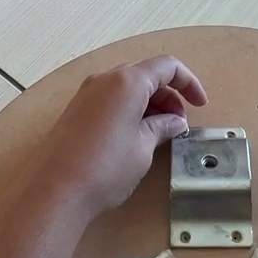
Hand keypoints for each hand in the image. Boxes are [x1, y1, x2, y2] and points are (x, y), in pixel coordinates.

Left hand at [31, 55, 208, 217]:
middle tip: (179, 124)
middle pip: (146, 74)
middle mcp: (106, 79)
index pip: (166, 66)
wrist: (57, 192)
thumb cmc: (107, 167)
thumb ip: (162, 127)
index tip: (200, 105)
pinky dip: (130, 108)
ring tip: (160, 131)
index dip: (188, 82)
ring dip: (149, 102)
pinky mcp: (76, 110)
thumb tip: (175, 122)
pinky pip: (110, 98)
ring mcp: (87, 93)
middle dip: (168, 94)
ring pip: (127, 86)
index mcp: (127, 81)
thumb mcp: (143, 147)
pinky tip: (135, 134)